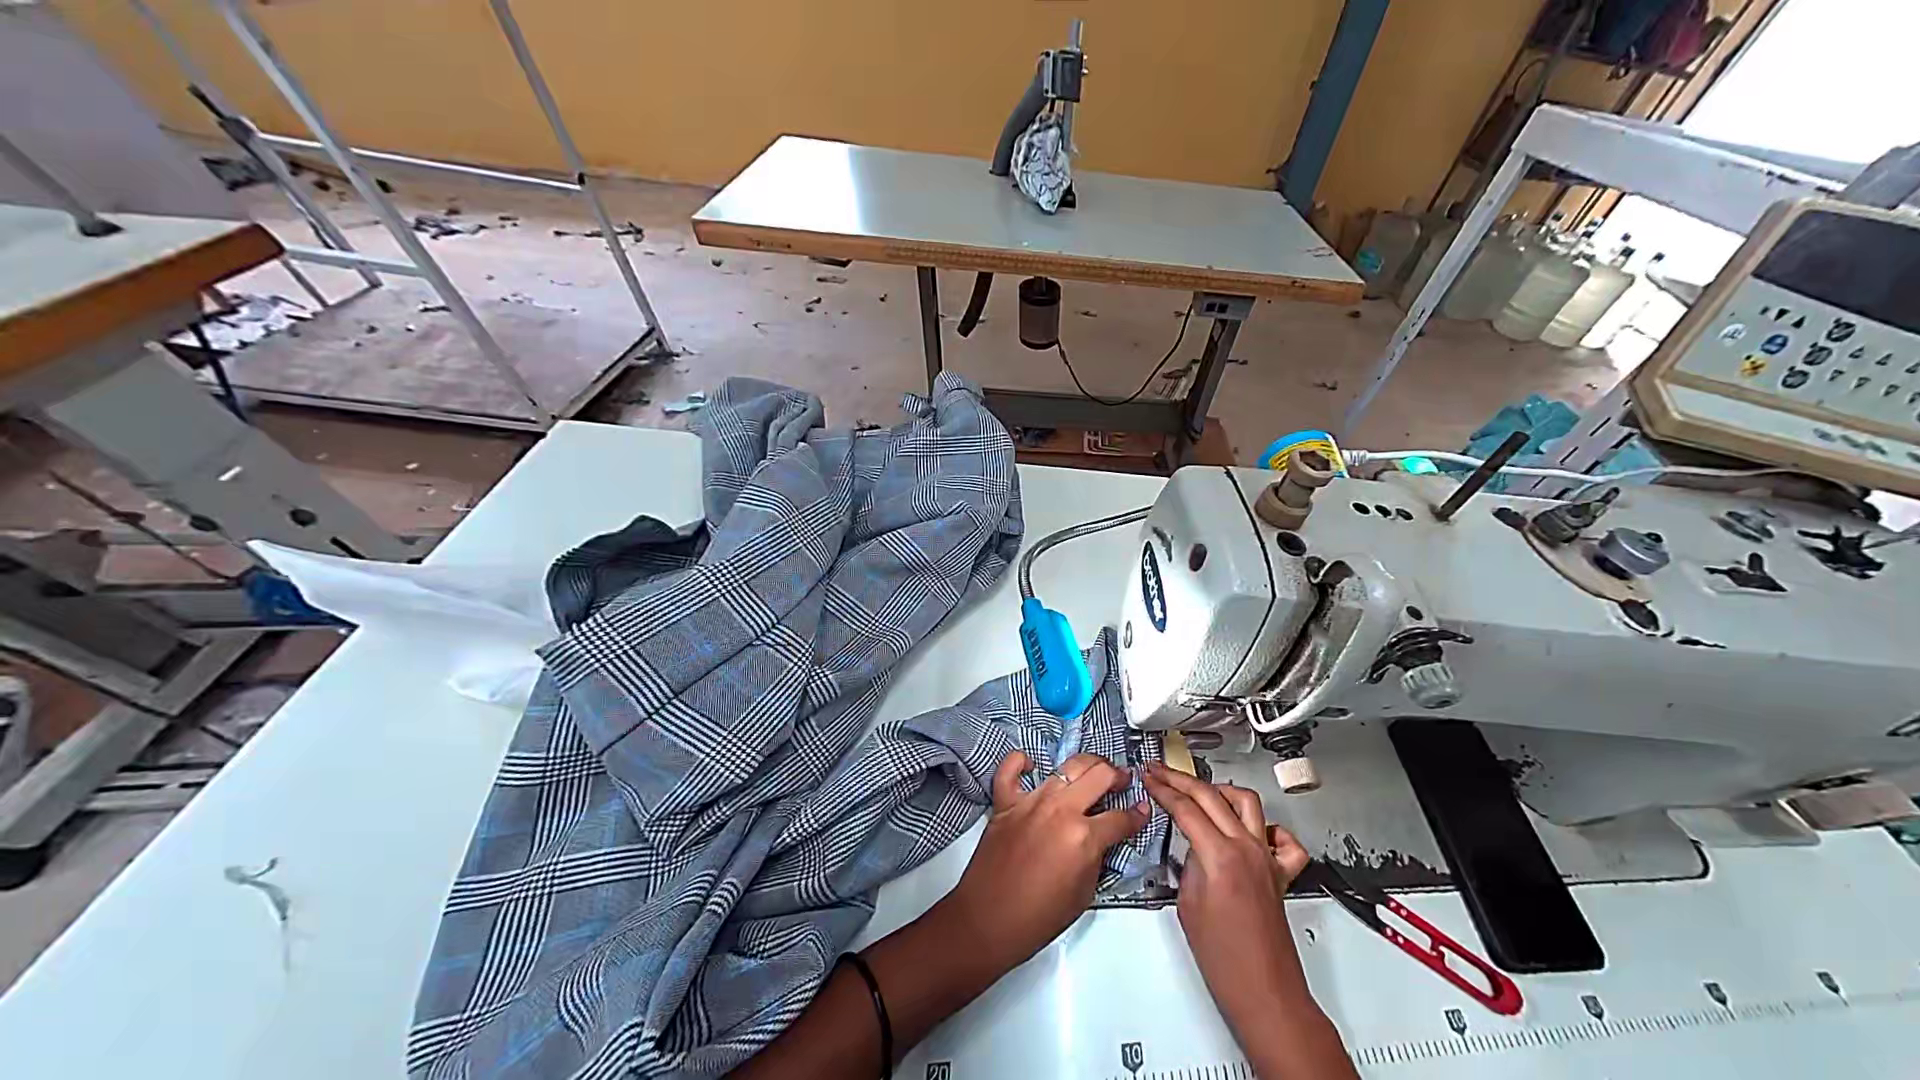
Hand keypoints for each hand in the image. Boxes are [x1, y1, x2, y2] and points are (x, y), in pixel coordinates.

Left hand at [935, 751, 1149, 975]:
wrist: (989, 919)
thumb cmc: (1037, 917)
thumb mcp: (1084, 892)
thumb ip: (1097, 857)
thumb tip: (1101, 839)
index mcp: (1083, 837)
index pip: (1121, 818)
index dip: (1137, 814)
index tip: (1141, 809)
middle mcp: (1059, 811)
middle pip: (1099, 775)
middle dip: (1117, 776)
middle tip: (1122, 781)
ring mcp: (1031, 802)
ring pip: (1065, 766)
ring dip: (1085, 766)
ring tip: (1092, 771)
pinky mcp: (1005, 802)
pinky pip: (1010, 770)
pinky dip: (1020, 762)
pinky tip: (1031, 765)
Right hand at [1144, 762, 1346, 1079]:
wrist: (1263, 992)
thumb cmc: (1226, 961)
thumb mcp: (1187, 903)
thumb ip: (1188, 864)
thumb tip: (1189, 847)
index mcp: (1220, 856)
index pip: (1185, 806)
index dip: (1162, 788)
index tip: (1149, 778)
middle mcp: (1247, 850)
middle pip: (1210, 795)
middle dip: (1180, 779)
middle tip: (1161, 772)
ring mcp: (1267, 858)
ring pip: (1246, 802)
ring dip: (1219, 790)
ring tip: (1199, 788)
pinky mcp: (1280, 873)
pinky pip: (1280, 837)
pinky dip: (1265, 825)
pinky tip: (1249, 827)